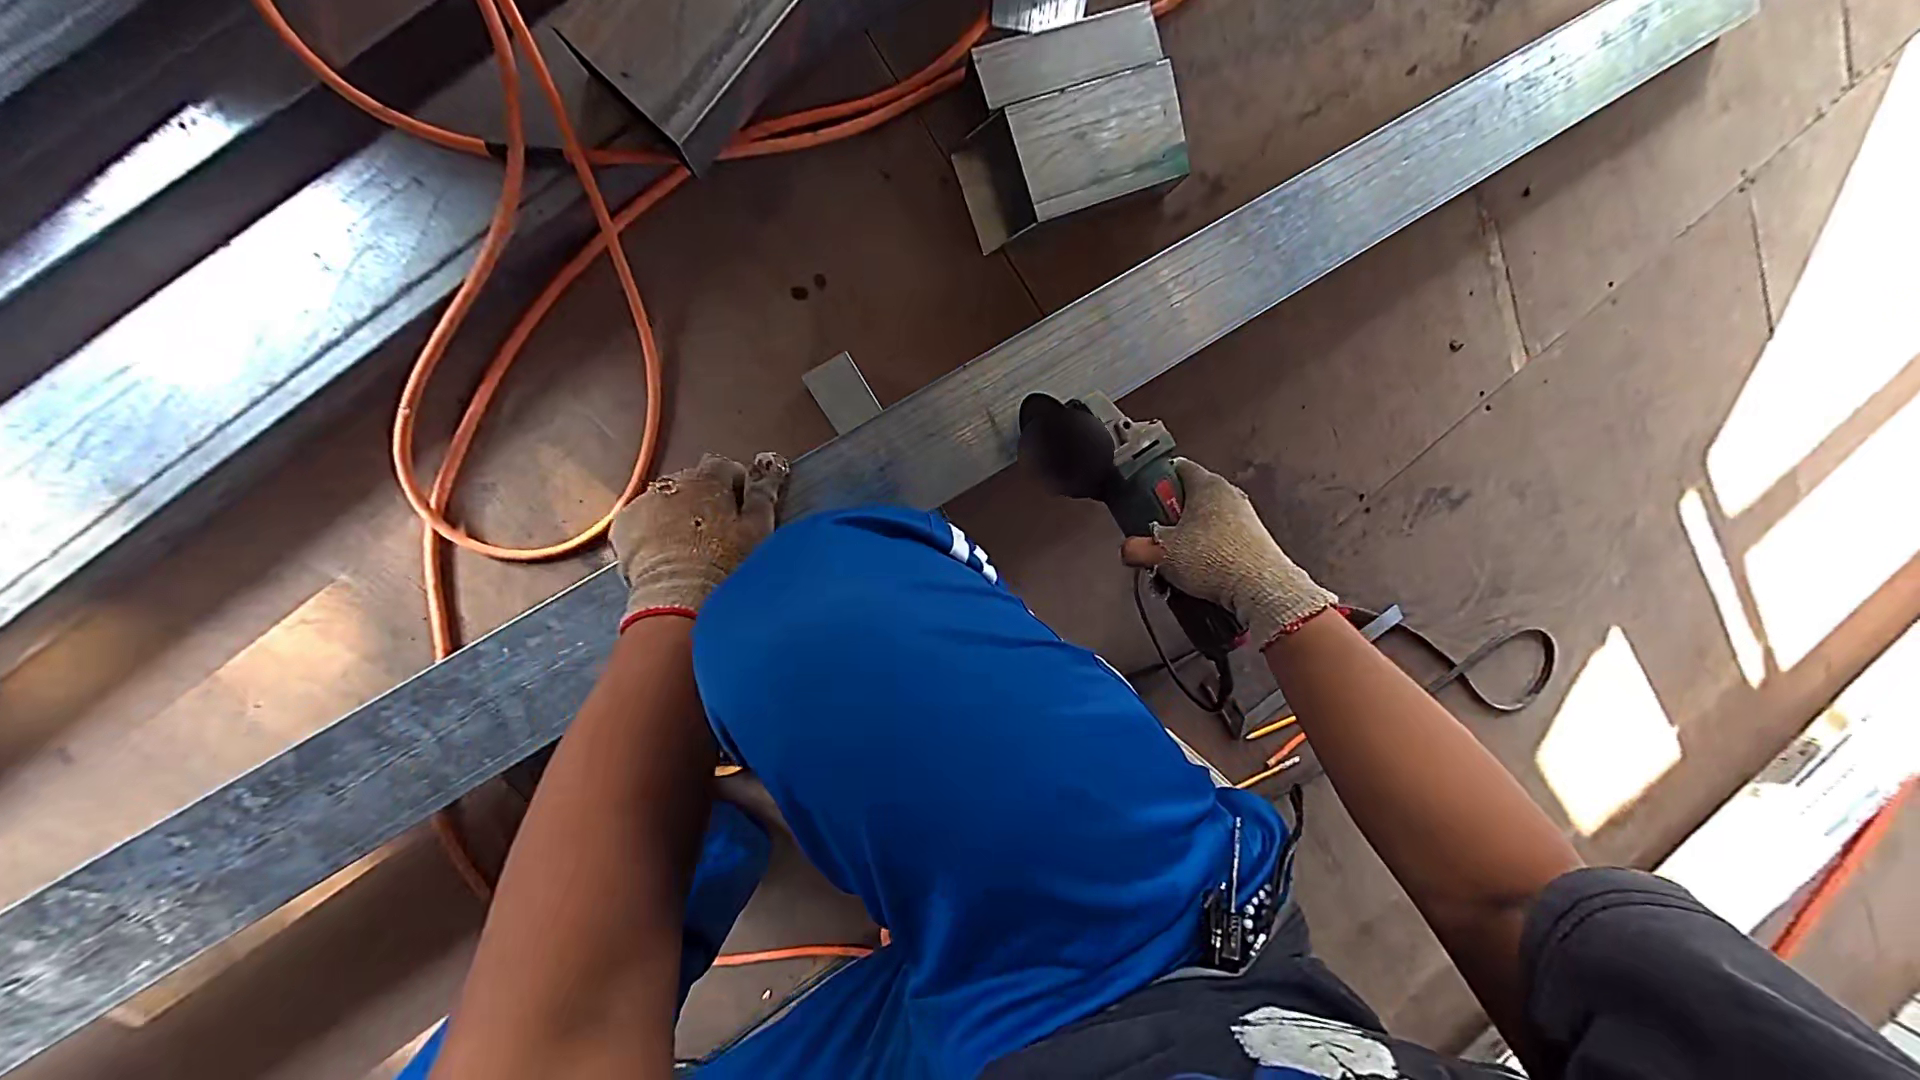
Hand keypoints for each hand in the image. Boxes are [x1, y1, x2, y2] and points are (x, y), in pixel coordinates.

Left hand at [610, 452, 788, 622]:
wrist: (680, 598)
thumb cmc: (724, 564)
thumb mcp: (758, 529)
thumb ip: (763, 495)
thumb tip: (770, 470)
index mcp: (708, 479)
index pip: (725, 465)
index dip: (736, 485)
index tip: (741, 507)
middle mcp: (673, 483)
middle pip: (694, 482)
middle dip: (705, 500)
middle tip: (719, 533)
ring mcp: (644, 504)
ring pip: (667, 501)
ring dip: (679, 515)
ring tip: (692, 548)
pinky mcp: (624, 527)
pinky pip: (643, 521)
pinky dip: (654, 532)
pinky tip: (668, 554)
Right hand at [1119, 458, 1335, 645]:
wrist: (1260, 589)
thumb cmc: (1217, 561)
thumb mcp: (1161, 553)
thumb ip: (1137, 548)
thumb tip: (1129, 548)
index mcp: (1207, 485)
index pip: (1176, 467)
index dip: (1156, 481)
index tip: (1144, 498)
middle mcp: (1229, 495)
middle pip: (1189, 499)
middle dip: (1169, 519)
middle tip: (1156, 538)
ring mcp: (1244, 518)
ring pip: (1204, 523)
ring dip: (1187, 540)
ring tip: (1175, 563)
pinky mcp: (1252, 542)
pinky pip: (1220, 542)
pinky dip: (1206, 554)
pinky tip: (1197, 574)